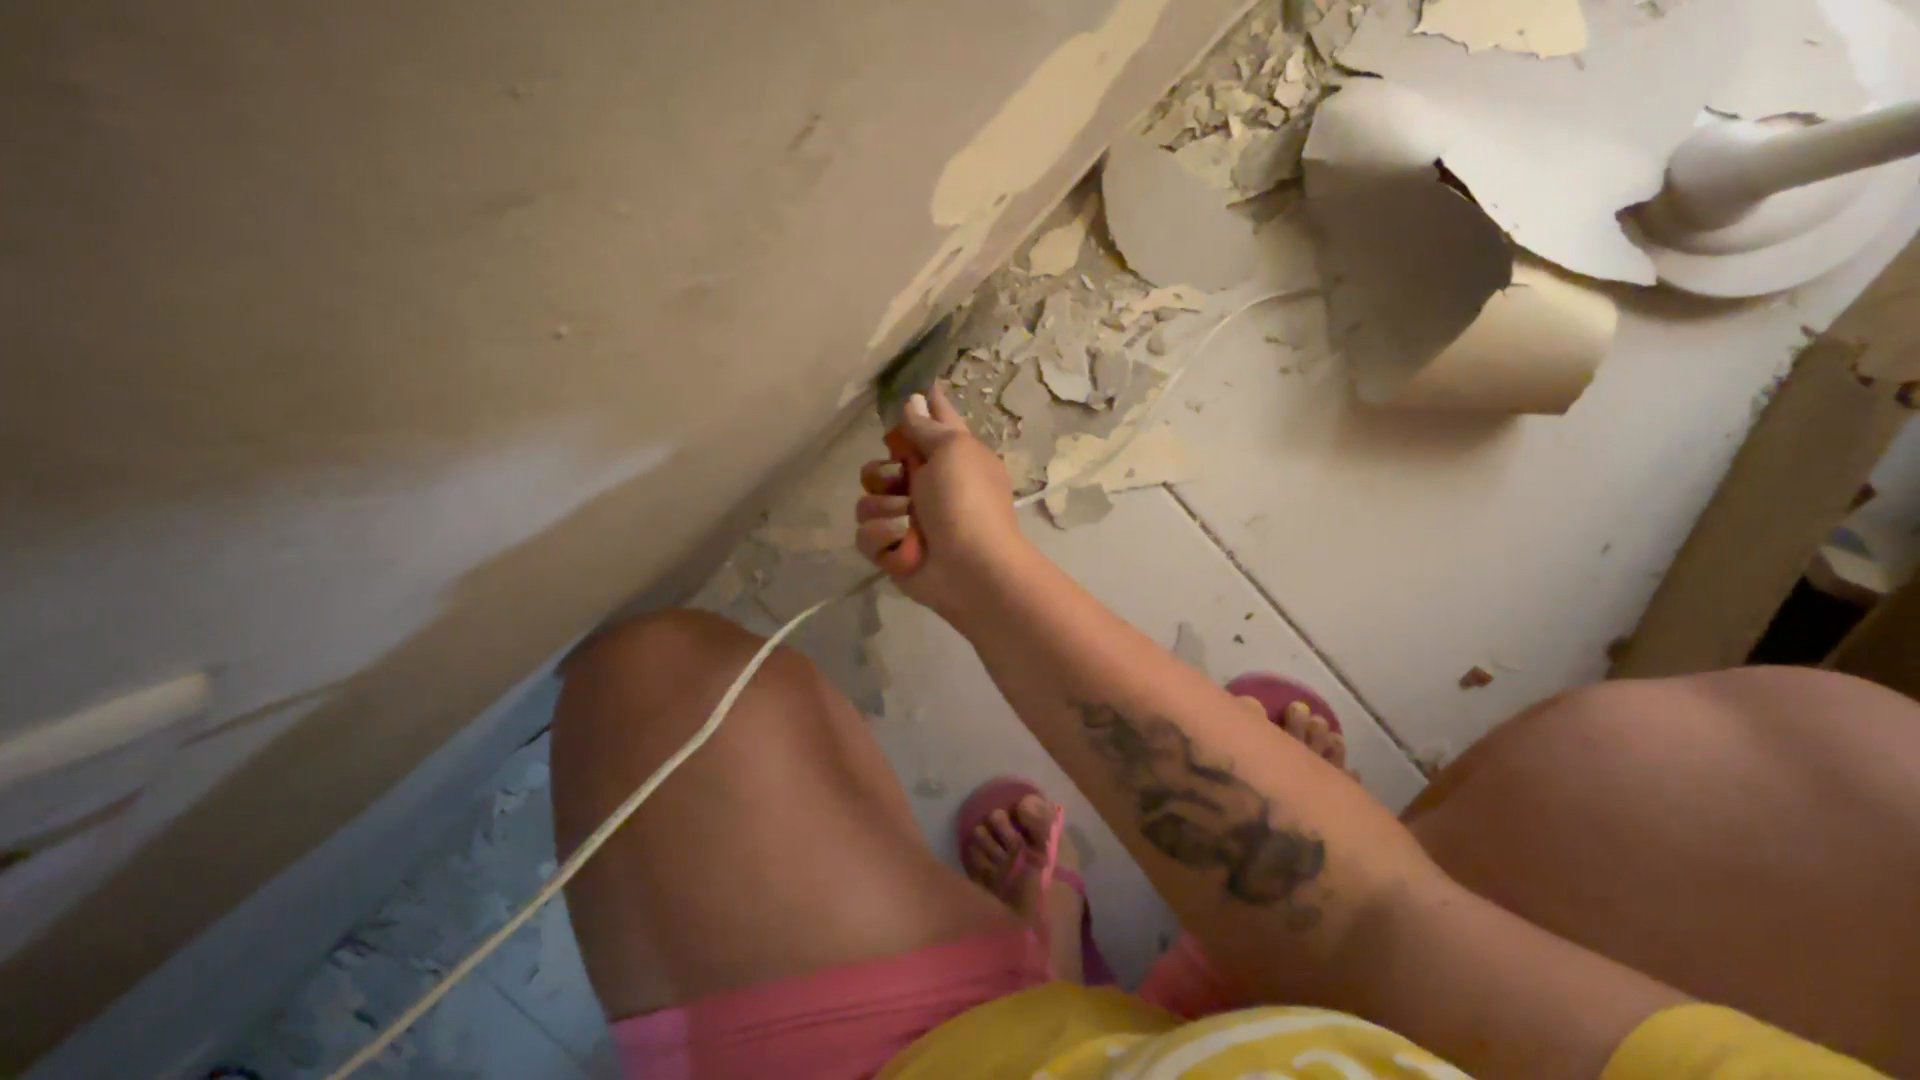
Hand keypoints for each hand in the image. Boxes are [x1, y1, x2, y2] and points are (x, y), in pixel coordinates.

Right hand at [856, 385, 1031, 618]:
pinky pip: (865, 533)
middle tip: (901, 479)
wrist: (970, 569)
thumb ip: (928, 426)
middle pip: (881, 465)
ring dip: (885, 509)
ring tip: (908, 521)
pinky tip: (903, 545)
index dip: (920, 408)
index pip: (932, 421)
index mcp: (949, 456)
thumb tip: (916, 399)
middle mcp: (926, 485)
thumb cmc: (967, 502)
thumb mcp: (953, 449)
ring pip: (868, 500)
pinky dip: (883, 538)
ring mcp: (906, 519)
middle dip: (883, 472)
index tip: (908, 391)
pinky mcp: (891, 548)